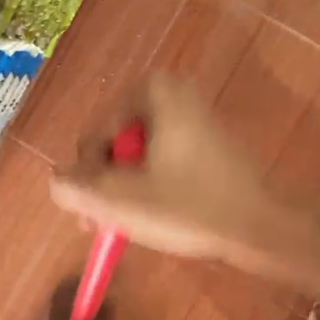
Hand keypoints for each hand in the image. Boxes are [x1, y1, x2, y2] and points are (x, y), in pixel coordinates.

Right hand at [50, 74, 288, 271]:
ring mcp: (197, 119)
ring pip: (141, 156)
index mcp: (155, 92)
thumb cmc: (190, 207)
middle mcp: (177, 94)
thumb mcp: (121, 201)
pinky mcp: (212, 146)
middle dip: (105, 184)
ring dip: (126, 190)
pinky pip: (166, 161)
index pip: (96, 134)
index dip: (88, 176)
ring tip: (127, 227)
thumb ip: (77, 187)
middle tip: (101, 225)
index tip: (92, 215)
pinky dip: (154, 186)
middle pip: (118, 142)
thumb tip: (58, 180)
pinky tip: (158, 217)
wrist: (261, 228)